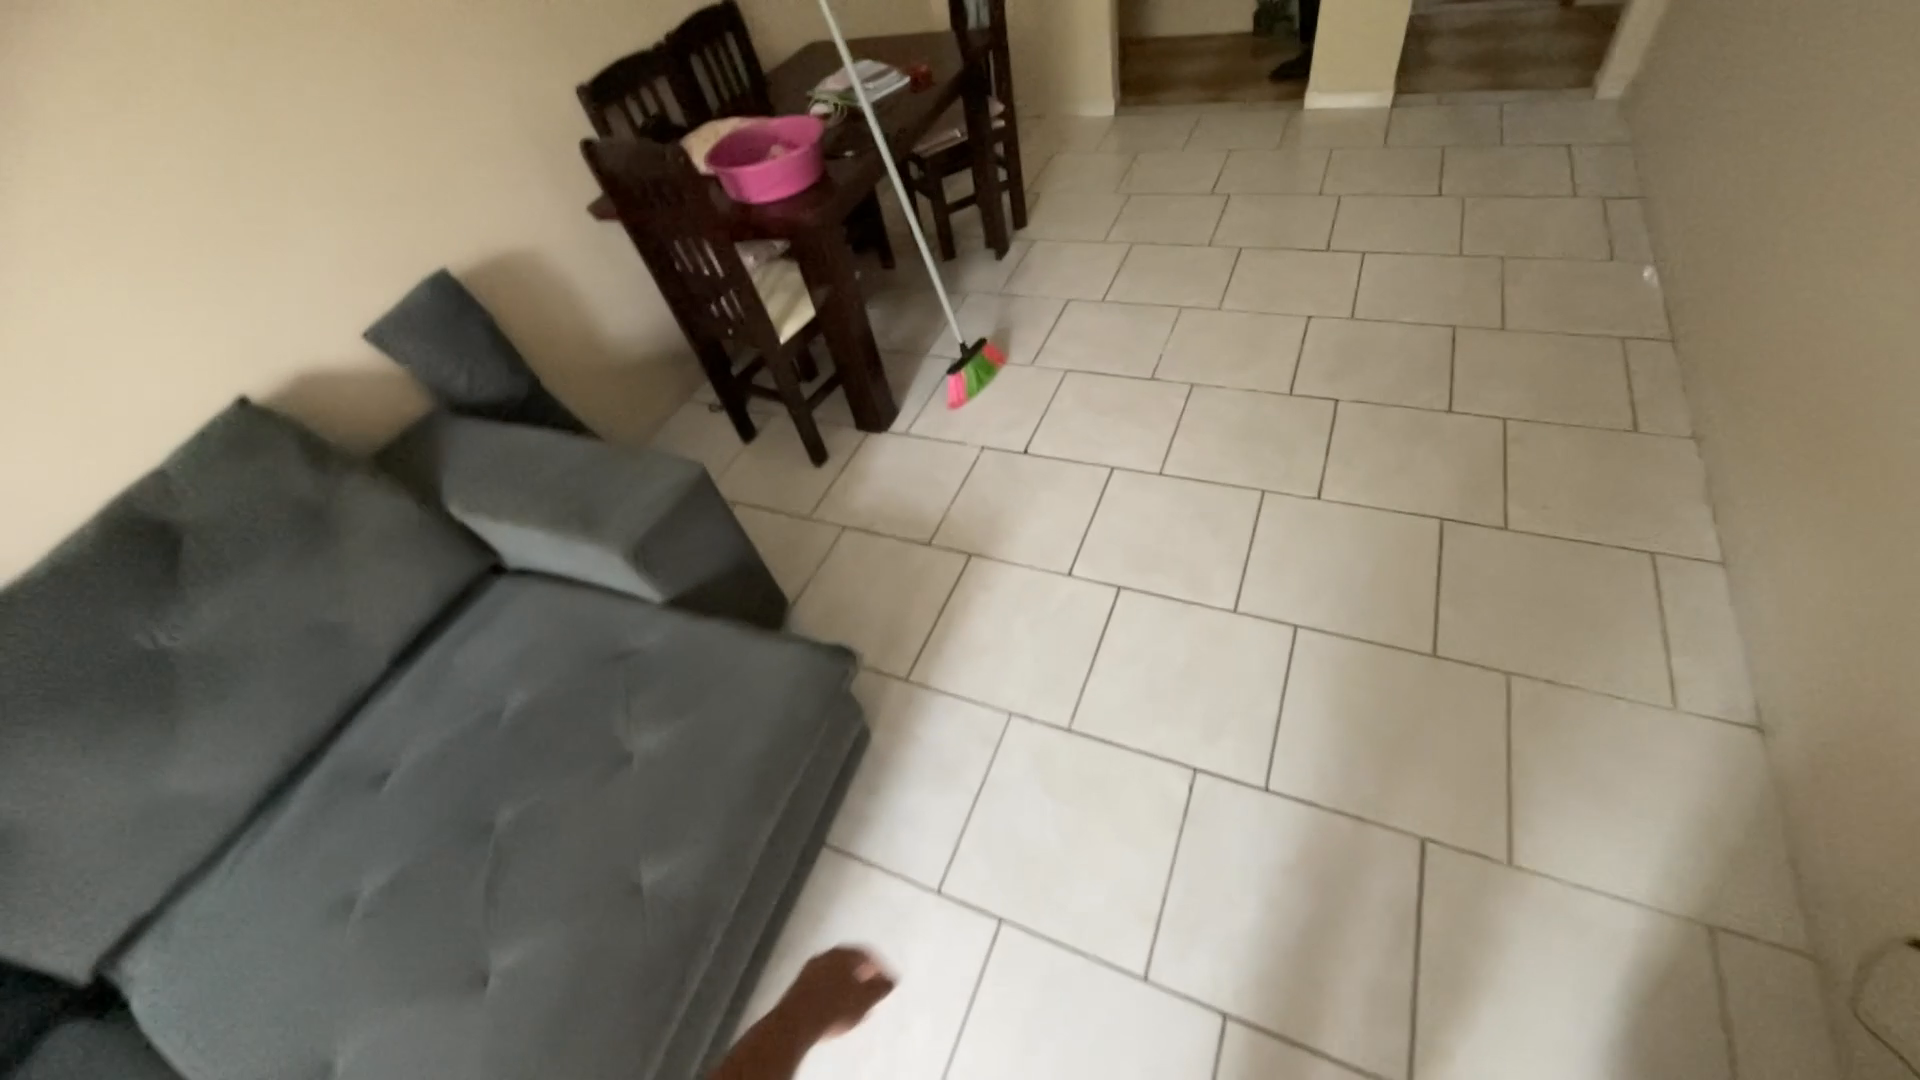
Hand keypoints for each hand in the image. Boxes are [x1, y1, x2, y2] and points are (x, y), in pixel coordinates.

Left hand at [775, 946, 896, 1040]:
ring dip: (845, 983)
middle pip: (849, 961)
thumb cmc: (834, 1008)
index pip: (867, 954)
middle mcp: (826, 954)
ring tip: (853, 1001)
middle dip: (861, 974)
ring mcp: (810, 968)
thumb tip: (891, 980)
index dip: (879, 967)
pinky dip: (831, 990)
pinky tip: (834, 1006)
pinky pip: (821, 982)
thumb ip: (880, 988)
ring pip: (834, 971)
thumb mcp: (864, 1001)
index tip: (885, 981)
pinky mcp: (798, 984)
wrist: (795, 1023)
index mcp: (844, 953)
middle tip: (870, 989)